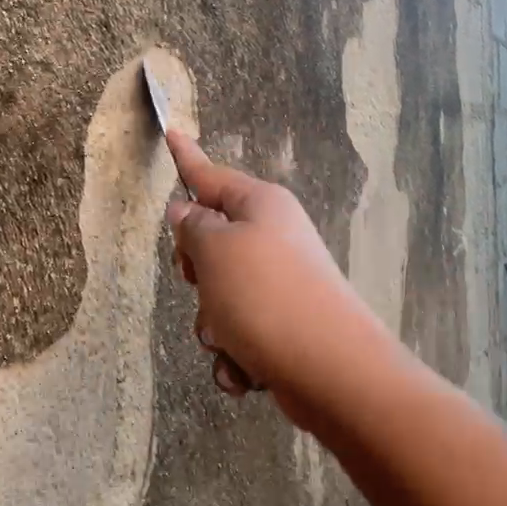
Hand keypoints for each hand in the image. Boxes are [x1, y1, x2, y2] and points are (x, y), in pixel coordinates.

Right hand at [165, 130, 378, 408]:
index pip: (209, 175)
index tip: (171, 131)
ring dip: (212, 323)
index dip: (185, 157)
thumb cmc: (266, 296)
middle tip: (197, 281)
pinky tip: (243, 373)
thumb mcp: (214, 251)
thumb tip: (185, 210)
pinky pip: (241, 334)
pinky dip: (235, 355)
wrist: (335, 374)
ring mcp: (282, 285)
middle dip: (195, 271)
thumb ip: (192, 227)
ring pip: (220, 294)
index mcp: (260, 205)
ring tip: (229, 341)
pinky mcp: (287, 328)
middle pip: (210, 241)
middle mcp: (274, 237)